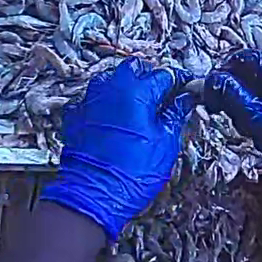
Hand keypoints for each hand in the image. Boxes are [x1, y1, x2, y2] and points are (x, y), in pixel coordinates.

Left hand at [40, 58, 193, 241]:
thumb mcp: (165, 143)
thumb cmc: (131, 173)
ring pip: (111, 79)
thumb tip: (184, 101)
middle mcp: (110, 88)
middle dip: (150, 77)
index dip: (179, 81)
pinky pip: (93, 98)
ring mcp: (90, 99)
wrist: (94, 193)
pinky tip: (114, 118)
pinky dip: (105, 103)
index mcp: (137, 91)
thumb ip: (175, 115)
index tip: (186, 89)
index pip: (164, 74)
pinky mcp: (75, 114)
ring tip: (139, 106)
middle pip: (135, 68)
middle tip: (163, 95)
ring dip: (126, 87)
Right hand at [206, 50, 261, 207]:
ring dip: (247, 106)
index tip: (210, 87)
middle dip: (235, 91)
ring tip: (244, 127)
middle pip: (256, 75)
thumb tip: (211, 80)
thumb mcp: (258, 119)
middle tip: (222, 109)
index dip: (225, 70)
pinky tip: (258, 133)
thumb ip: (232, 96)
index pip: (249, 58)